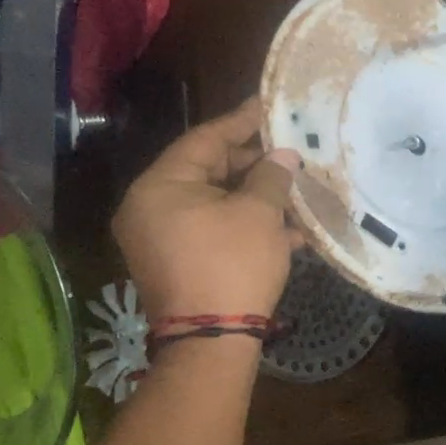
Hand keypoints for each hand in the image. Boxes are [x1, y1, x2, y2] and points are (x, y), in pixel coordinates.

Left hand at [112, 98, 301, 321]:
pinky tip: (288, 230)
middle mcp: (150, 207)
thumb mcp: (259, 213)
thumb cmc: (232, 263)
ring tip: (295, 191)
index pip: (204, 140)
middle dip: (254, 164)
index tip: (269, 107)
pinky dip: (245, 224)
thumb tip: (283, 155)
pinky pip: (212, 228)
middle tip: (291, 152)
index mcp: (160, 186)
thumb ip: (271, 176)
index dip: (241, 122)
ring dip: (256, 196)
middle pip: (207, 170)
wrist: (211, 338)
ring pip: (215, 202)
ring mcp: (160, 237)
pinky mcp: (177, 261)